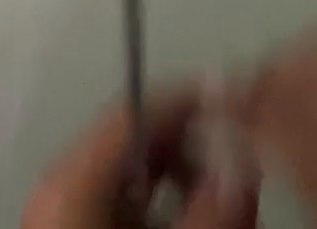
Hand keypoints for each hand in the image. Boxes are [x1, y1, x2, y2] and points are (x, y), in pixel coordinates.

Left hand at [21, 89, 257, 228]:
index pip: (132, 114)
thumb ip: (211, 214)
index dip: (187, 101)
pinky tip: (206, 226)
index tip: (238, 100)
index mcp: (73, 182)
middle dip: (198, 158)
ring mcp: (67, 216)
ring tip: (235, 216)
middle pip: (139, 149)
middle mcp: (64, 190)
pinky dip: (171, 217)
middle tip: (252, 176)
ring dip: (191, 196)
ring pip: (140, 187)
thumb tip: (245, 162)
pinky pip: (130, 215)